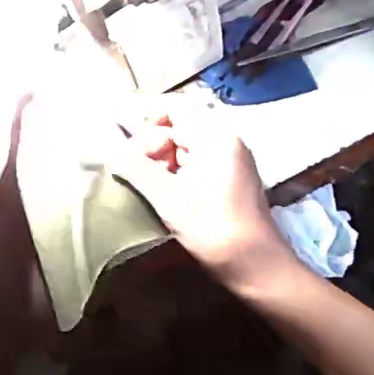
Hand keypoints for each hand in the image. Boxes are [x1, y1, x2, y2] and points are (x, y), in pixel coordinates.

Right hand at [106, 104, 301, 292]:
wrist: (257, 268)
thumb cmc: (212, 228)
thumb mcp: (165, 196)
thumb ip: (136, 167)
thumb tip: (115, 154)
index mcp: (216, 138)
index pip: (178, 106)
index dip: (149, 114)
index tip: (128, 134)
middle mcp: (227, 142)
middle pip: (181, 125)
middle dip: (153, 143)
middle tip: (136, 167)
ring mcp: (232, 161)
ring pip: (187, 145)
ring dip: (163, 158)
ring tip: (150, 184)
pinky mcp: (232, 180)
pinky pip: (198, 161)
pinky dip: (178, 170)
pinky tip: (167, 192)